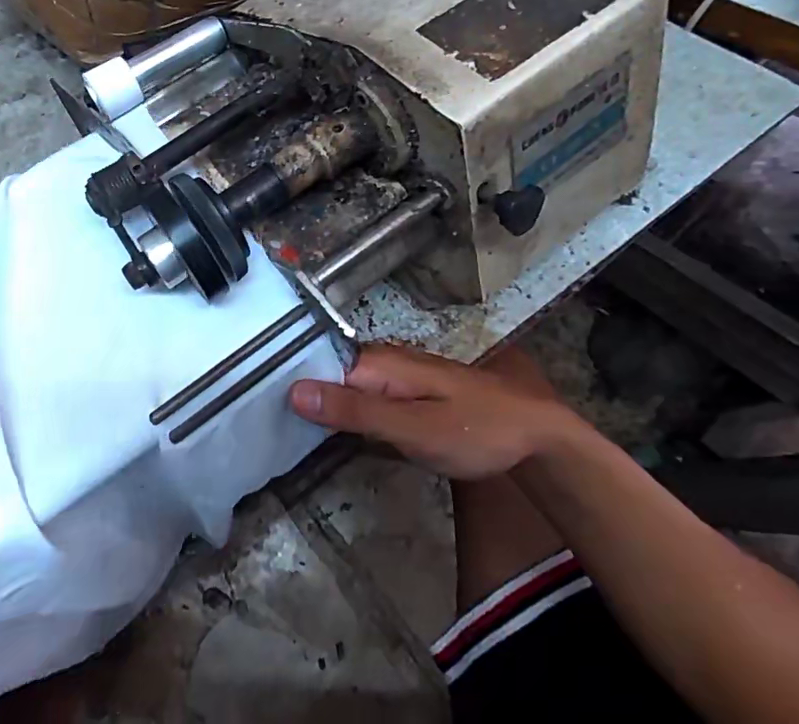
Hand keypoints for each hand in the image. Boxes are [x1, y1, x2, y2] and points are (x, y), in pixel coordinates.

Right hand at [288, 343, 583, 478]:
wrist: (536, 436)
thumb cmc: (475, 430)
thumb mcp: (412, 428)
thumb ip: (355, 411)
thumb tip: (296, 391)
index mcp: (380, 364)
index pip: (318, 366)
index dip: (292, 387)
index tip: (262, 412)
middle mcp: (385, 363)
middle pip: (330, 375)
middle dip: (303, 398)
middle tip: (268, 428)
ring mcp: (398, 379)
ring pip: (346, 388)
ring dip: (324, 409)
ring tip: (287, 432)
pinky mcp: (408, 397)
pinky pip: (365, 401)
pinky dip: (348, 417)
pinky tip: (333, 435)